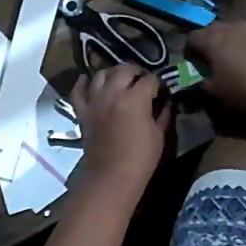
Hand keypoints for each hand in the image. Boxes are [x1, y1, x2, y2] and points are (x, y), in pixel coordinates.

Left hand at [69, 64, 168, 191]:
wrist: (111, 176)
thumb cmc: (140, 158)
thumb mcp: (159, 135)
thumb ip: (162, 114)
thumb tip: (166, 103)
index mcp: (135, 98)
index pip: (150, 79)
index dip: (159, 83)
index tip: (162, 90)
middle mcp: (113, 93)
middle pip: (124, 69)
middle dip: (136, 72)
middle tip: (142, 81)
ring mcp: (95, 101)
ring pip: (101, 74)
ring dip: (113, 73)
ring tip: (120, 80)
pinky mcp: (82, 111)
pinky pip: (79, 90)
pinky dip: (84, 83)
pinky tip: (90, 81)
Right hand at [186, 21, 245, 111]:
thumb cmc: (243, 87)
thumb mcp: (215, 91)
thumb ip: (201, 82)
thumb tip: (200, 78)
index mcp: (212, 38)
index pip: (191, 38)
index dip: (188, 52)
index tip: (192, 66)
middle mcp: (230, 26)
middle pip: (210, 30)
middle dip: (207, 44)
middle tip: (209, 62)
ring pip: (230, 31)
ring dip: (226, 43)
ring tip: (229, 61)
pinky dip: (242, 46)